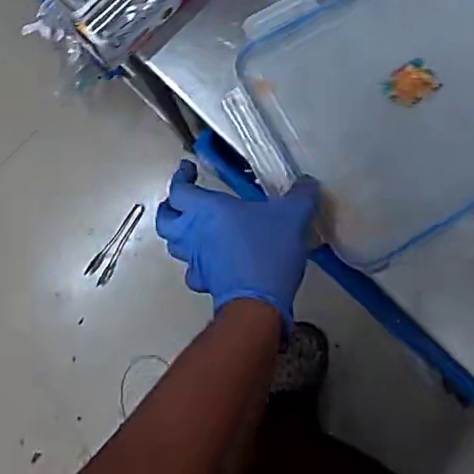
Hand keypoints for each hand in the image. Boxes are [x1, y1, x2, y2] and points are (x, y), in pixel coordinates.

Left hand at [155, 159, 319, 324]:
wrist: (258, 304)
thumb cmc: (268, 250)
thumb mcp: (293, 215)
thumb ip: (301, 195)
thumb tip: (308, 182)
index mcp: (207, 209)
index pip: (178, 189)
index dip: (180, 177)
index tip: (189, 169)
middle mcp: (194, 232)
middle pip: (165, 218)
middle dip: (170, 207)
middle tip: (185, 200)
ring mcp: (196, 259)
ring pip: (173, 244)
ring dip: (179, 234)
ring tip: (195, 227)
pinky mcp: (204, 282)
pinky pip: (191, 270)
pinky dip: (195, 263)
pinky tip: (209, 260)